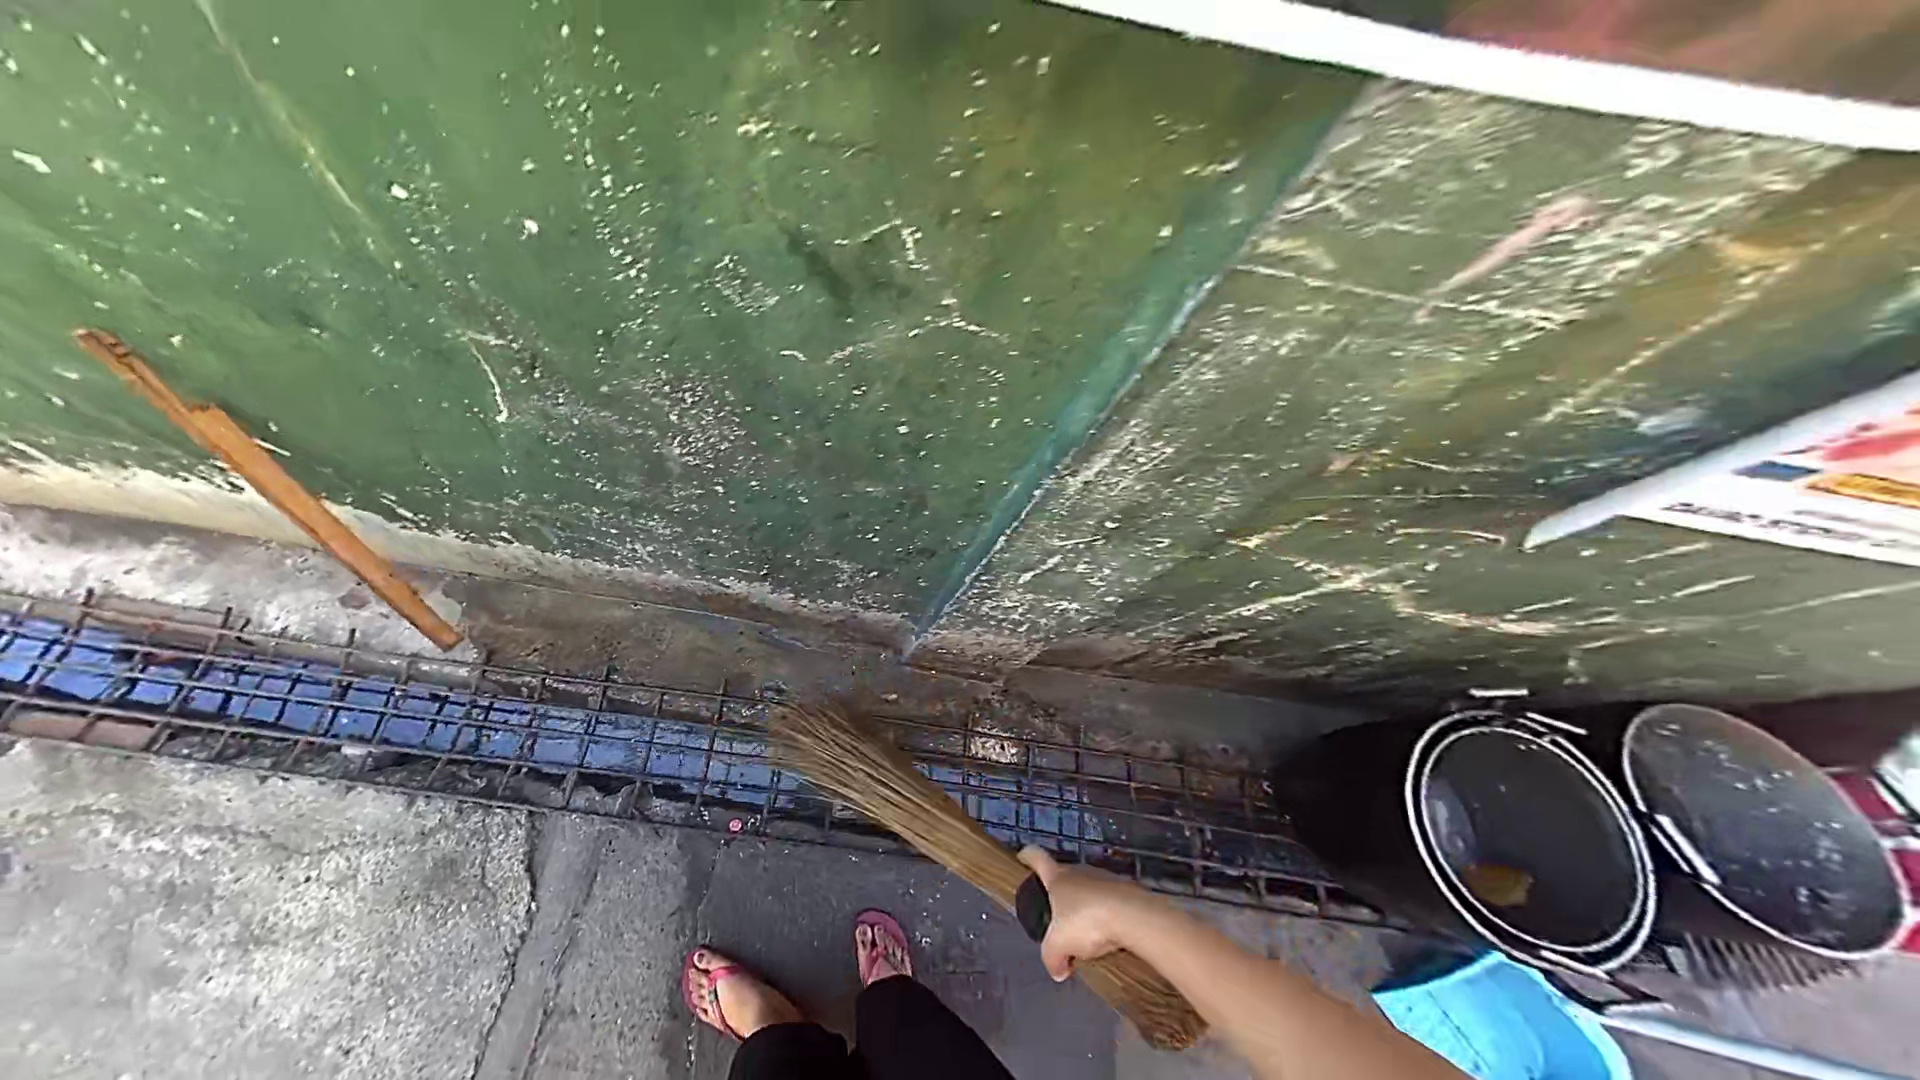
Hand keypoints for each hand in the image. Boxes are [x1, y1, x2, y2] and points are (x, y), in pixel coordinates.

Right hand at [1017, 846, 1153, 981]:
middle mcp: (1079, 871)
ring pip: (1089, 889)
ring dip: (1085, 905)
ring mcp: (1104, 878)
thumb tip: (1057, 970)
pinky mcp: (1126, 889)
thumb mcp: (1059, 945)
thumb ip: (1052, 957)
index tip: (1023, 856)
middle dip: (1060, 892)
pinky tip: (1109, 935)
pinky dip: (1106, 914)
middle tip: (1058, 915)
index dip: (1029, 856)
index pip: (1038, 859)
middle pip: (1064, 875)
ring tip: (1086, 932)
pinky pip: (1110, 900)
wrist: (1132, 916)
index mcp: (1058, 878)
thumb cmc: (1087, 921)